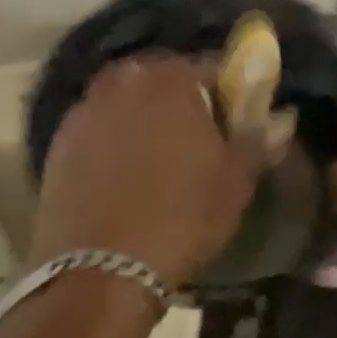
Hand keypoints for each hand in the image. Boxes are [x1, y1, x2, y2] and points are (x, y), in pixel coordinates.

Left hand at [29, 55, 264, 288]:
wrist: (100, 269)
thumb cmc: (181, 219)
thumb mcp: (235, 183)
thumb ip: (256, 140)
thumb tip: (278, 118)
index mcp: (171, 78)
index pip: (213, 68)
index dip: (231, 95)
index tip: (238, 123)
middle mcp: (123, 80)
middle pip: (164, 80)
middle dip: (184, 102)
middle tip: (200, 143)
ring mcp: (84, 109)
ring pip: (127, 104)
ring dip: (146, 121)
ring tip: (160, 163)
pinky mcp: (58, 142)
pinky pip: (100, 130)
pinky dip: (114, 142)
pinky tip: (124, 178)